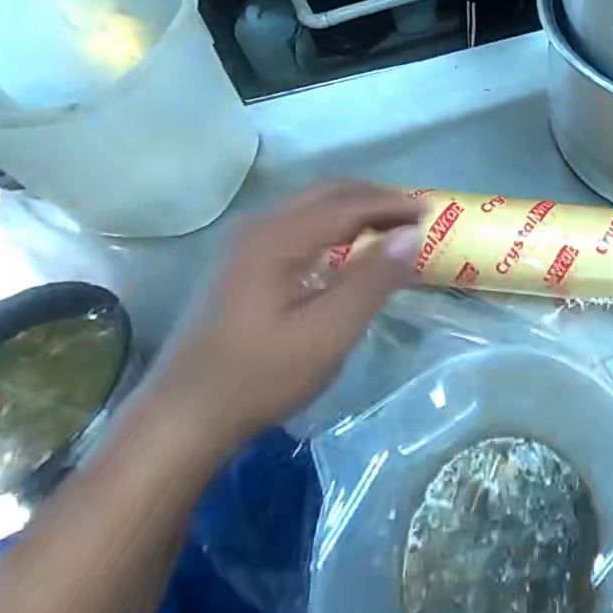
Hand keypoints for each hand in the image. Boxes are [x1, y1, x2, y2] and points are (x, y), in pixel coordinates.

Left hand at [148, 182, 421, 453]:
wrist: (181, 418)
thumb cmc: (260, 376)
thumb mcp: (328, 332)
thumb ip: (373, 280)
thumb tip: (410, 236)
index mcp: (278, 237)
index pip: (348, 204)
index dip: (393, 204)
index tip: (430, 213)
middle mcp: (258, 227)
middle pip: (326, 194)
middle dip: (374, 199)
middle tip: (413, 216)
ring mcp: (243, 244)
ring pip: (309, 208)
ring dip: (352, 210)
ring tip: (388, 228)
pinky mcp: (238, 264)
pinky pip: (296, 226)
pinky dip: (331, 226)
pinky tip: (344, 251)